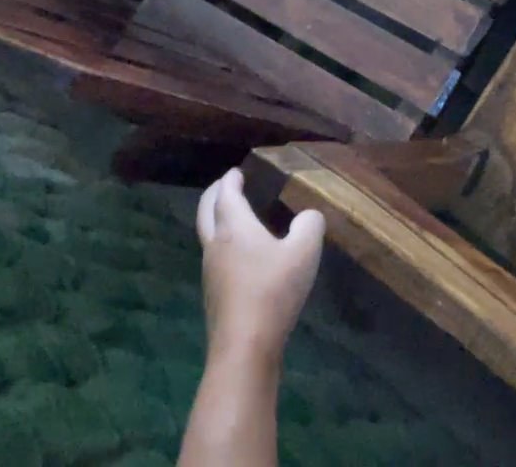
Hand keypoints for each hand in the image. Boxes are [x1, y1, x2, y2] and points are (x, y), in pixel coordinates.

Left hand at [196, 168, 323, 365]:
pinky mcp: (214, 293)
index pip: (226, 195)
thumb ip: (309, 224)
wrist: (245, 345)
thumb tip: (306, 216)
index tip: (236, 171)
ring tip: (234, 214)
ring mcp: (210, 271)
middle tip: (226, 185)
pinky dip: (223, 241)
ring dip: (216, 218)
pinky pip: (215, 255)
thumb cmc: (274, 289)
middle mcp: (216, 245)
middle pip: (205, 211)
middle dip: (214, 195)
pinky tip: (242, 253)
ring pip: (208, 235)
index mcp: (235, 228)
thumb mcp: (305, 250)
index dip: (231, 180)